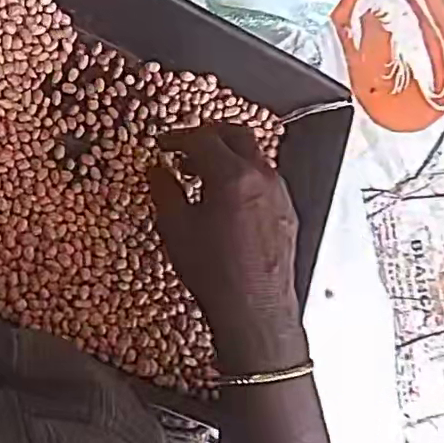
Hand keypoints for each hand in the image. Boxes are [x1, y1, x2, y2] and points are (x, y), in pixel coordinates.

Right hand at [149, 124, 308, 372]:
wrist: (254, 308)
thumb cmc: (215, 272)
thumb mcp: (175, 228)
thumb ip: (164, 190)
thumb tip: (157, 170)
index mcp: (232, 176)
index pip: (201, 139)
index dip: (176, 138)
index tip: (163, 144)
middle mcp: (262, 177)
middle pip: (236, 134)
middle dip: (207, 135)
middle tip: (184, 148)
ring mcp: (279, 193)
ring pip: (253, 155)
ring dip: (226, 156)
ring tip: (200, 175)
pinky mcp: (286, 210)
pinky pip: (264, 178)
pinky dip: (241, 175)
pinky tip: (224, 198)